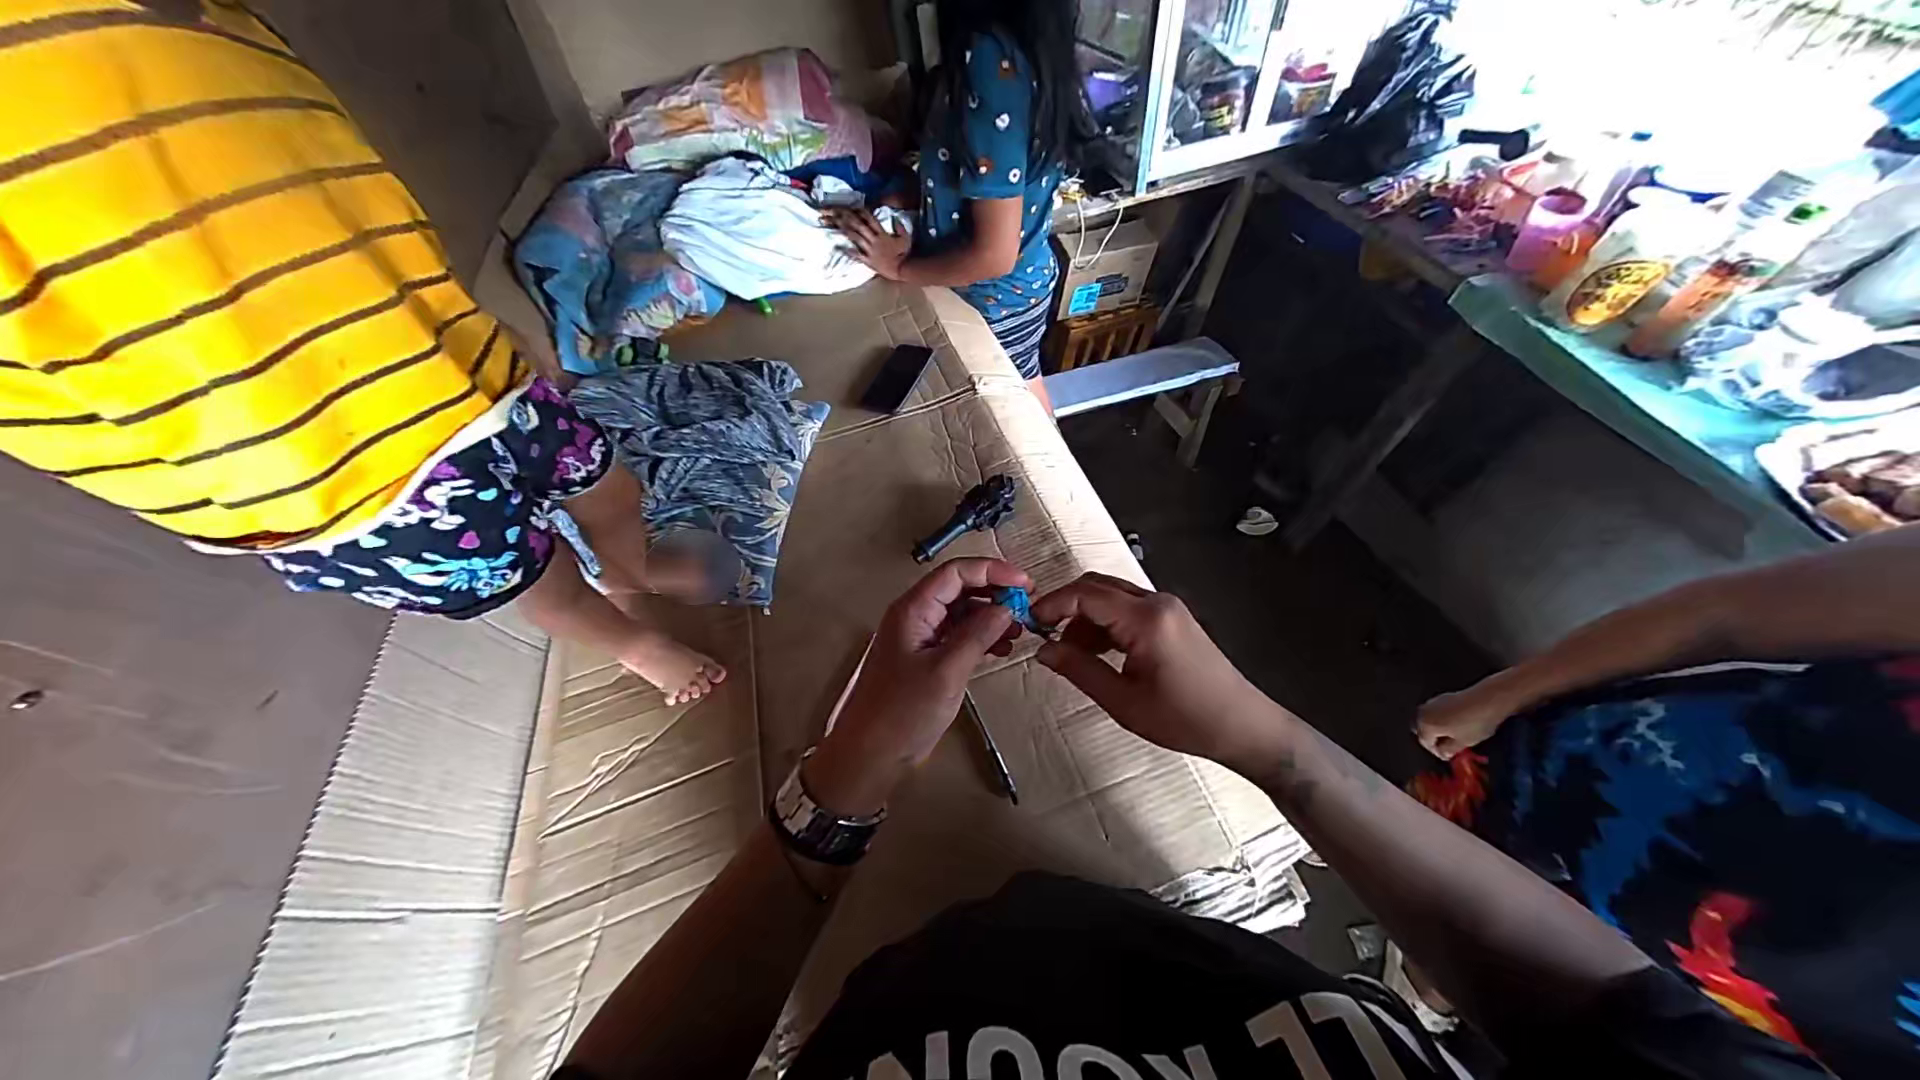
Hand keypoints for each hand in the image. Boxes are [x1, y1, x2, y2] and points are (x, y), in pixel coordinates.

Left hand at [805, 558, 1028, 813]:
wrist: (868, 754)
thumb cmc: (902, 712)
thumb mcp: (947, 671)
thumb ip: (978, 634)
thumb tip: (1006, 608)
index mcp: (913, 609)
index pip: (956, 572)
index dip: (993, 571)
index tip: (1025, 584)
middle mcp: (915, 616)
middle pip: (959, 588)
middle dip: (994, 592)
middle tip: (1027, 606)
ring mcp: (919, 638)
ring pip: (960, 612)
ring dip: (990, 616)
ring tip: (1018, 630)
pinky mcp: (924, 659)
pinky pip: (956, 635)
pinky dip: (980, 636)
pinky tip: (1000, 648)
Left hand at [825, 207, 909, 280]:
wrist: (901, 270)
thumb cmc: (904, 254)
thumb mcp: (906, 239)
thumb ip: (901, 228)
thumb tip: (896, 219)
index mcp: (882, 234)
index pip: (871, 220)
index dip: (862, 212)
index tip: (854, 206)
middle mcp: (874, 240)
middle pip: (860, 226)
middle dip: (849, 218)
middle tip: (839, 212)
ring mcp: (870, 251)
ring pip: (856, 238)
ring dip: (846, 231)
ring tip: (837, 225)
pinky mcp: (868, 261)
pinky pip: (857, 255)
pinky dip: (849, 251)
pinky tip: (841, 248)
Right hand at [1030, 573, 1286, 773]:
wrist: (1243, 726)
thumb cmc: (1184, 718)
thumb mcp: (1122, 700)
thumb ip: (1078, 669)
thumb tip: (1042, 650)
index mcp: (1145, 619)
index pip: (1085, 594)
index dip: (1052, 605)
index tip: (1028, 624)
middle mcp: (1156, 602)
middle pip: (1097, 586)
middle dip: (1066, 607)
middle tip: (1044, 635)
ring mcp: (1166, 608)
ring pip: (1111, 596)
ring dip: (1085, 617)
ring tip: (1070, 653)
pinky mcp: (1172, 618)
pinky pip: (1127, 608)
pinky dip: (1105, 623)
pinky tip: (1097, 652)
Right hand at [1414, 679, 1525, 759]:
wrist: (1486, 700)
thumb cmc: (1474, 723)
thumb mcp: (1463, 742)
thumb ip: (1449, 750)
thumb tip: (1444, 753)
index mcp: (1424, 725)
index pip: (1425, 743)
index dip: (1437, 752)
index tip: (1447, 756)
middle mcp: (1423, 713)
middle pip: (1420, 729)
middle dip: (1431, 739)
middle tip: (1446, 746)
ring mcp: (1430, 703)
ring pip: (1427, 720)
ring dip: (1435, 729)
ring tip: (1452, 735)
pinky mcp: (1440, 698)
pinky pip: (1434, 712)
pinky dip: (1440, 720)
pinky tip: (1455, 724)